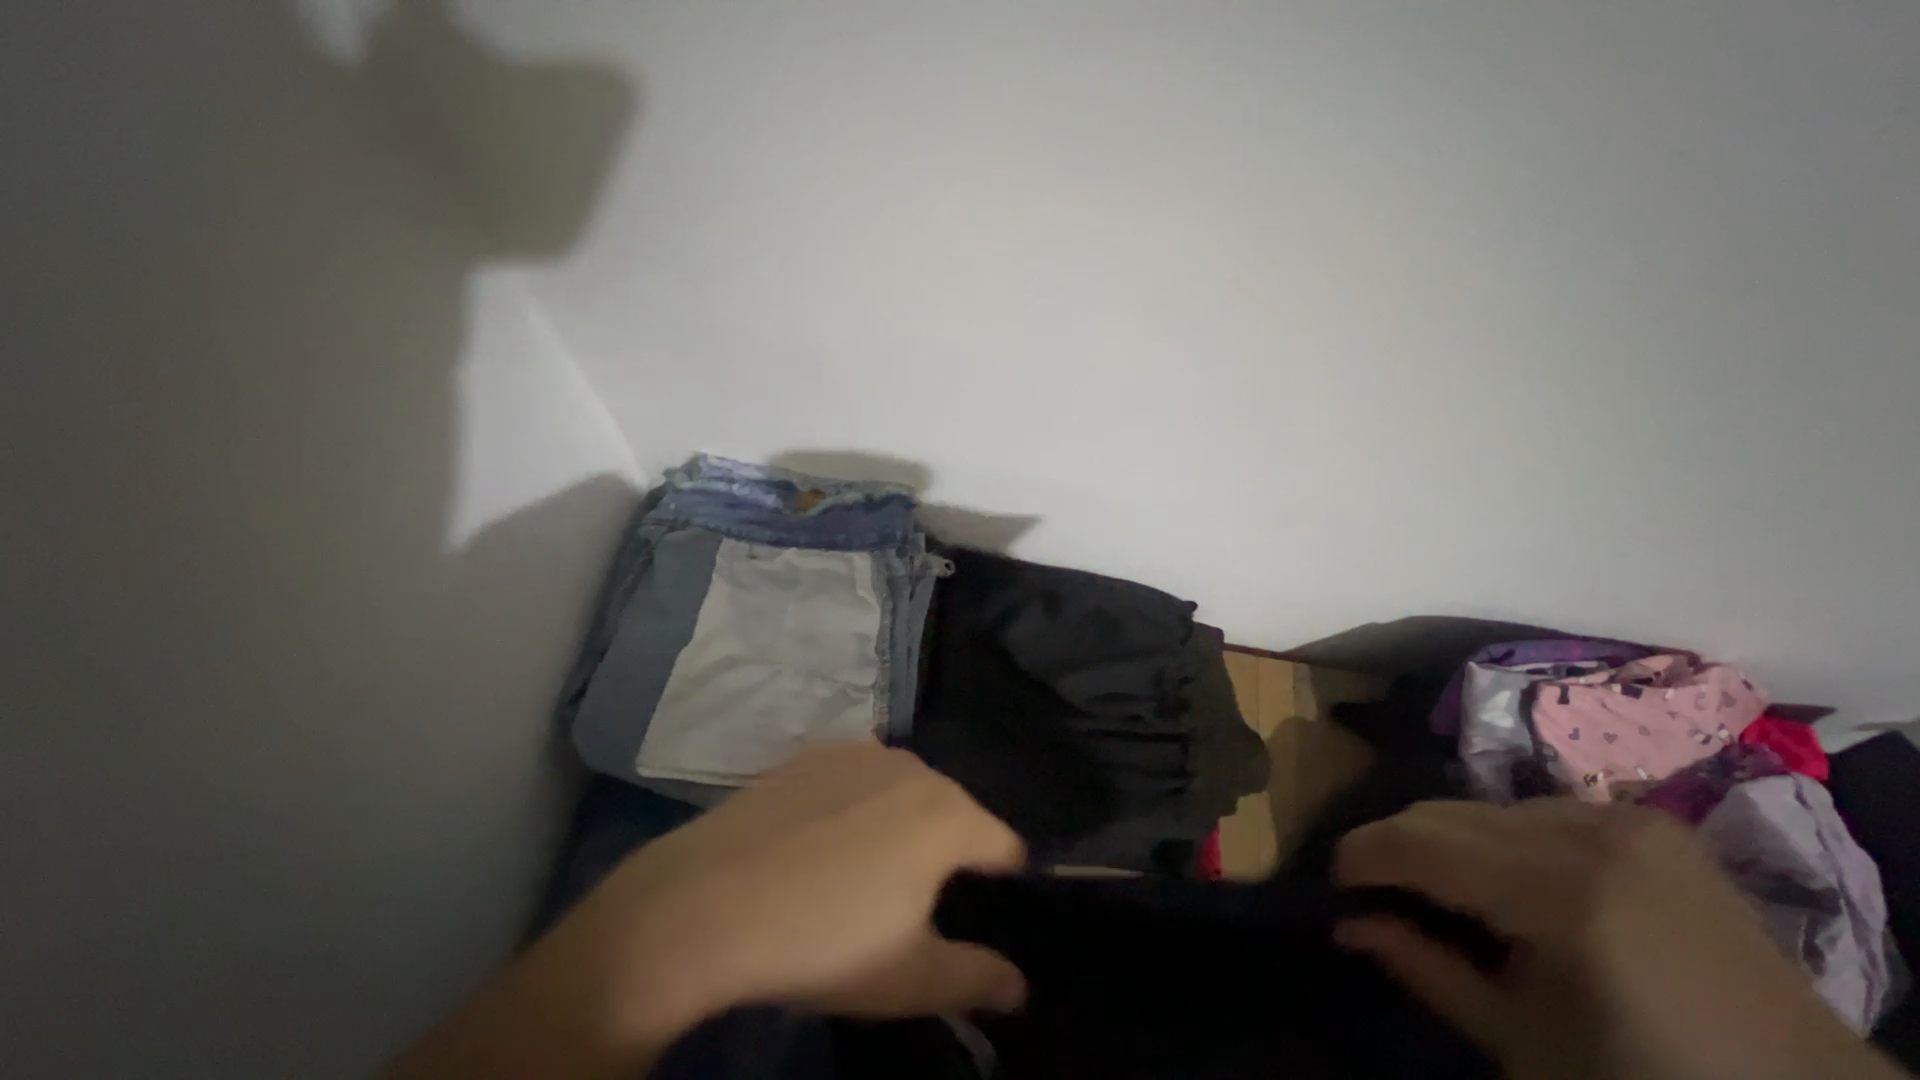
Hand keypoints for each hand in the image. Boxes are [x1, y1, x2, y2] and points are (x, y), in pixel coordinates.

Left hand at [584, 739, 1028, 1022]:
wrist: (702, 903)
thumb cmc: (822, 941)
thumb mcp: (908, 978)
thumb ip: (977, 978)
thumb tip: (1021, 987)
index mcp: (949, 815)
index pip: (1005, 846)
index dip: (1004, 883)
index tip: (985, 914)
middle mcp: (911, 767)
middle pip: (954, 812)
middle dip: (949, 853)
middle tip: (916, 905)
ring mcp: (855, 753)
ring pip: (903, 792)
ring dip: (901, 825)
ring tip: (864, 875)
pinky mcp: (807, 754)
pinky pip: (855, 781)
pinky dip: (854, 807)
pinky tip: (818, 845)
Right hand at [1333, 799, 1903, 1079]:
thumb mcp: (1522, 1043)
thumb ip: (1424, 970)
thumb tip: (1345, 925)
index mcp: (1562, 894)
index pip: (1421, 842)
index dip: (1362, 855)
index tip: (1331, 879)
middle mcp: (1592, 832)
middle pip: (1448, 812)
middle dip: (1398, 846)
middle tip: (1375, 889)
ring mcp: (1627, 818)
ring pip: (1488, 805)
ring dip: (1450, 840)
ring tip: (1440, 889)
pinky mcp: (1650, 820)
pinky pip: (1540, 809)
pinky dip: (1504, 837)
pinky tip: (1509, 882)